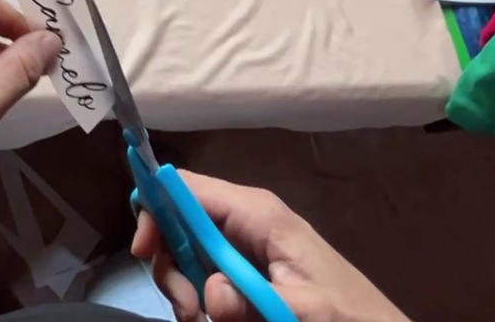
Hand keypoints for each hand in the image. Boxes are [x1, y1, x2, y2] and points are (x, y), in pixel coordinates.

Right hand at [131, 171, 407, 321]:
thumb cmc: (351, 318)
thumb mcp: (306, 310)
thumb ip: (252, 300)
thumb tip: (210, 293)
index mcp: (254, 211)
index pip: (182, 186)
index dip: (154, 208)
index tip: (143, 251)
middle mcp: (243, 219)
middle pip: (177, 223)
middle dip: (171, 265)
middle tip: (189, 310)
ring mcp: (245, 246)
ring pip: (187, 254)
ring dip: (186, 290)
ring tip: (205, 321)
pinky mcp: (248, 272)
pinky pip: (206, 277)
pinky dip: (203, 301)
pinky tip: (219, 321)